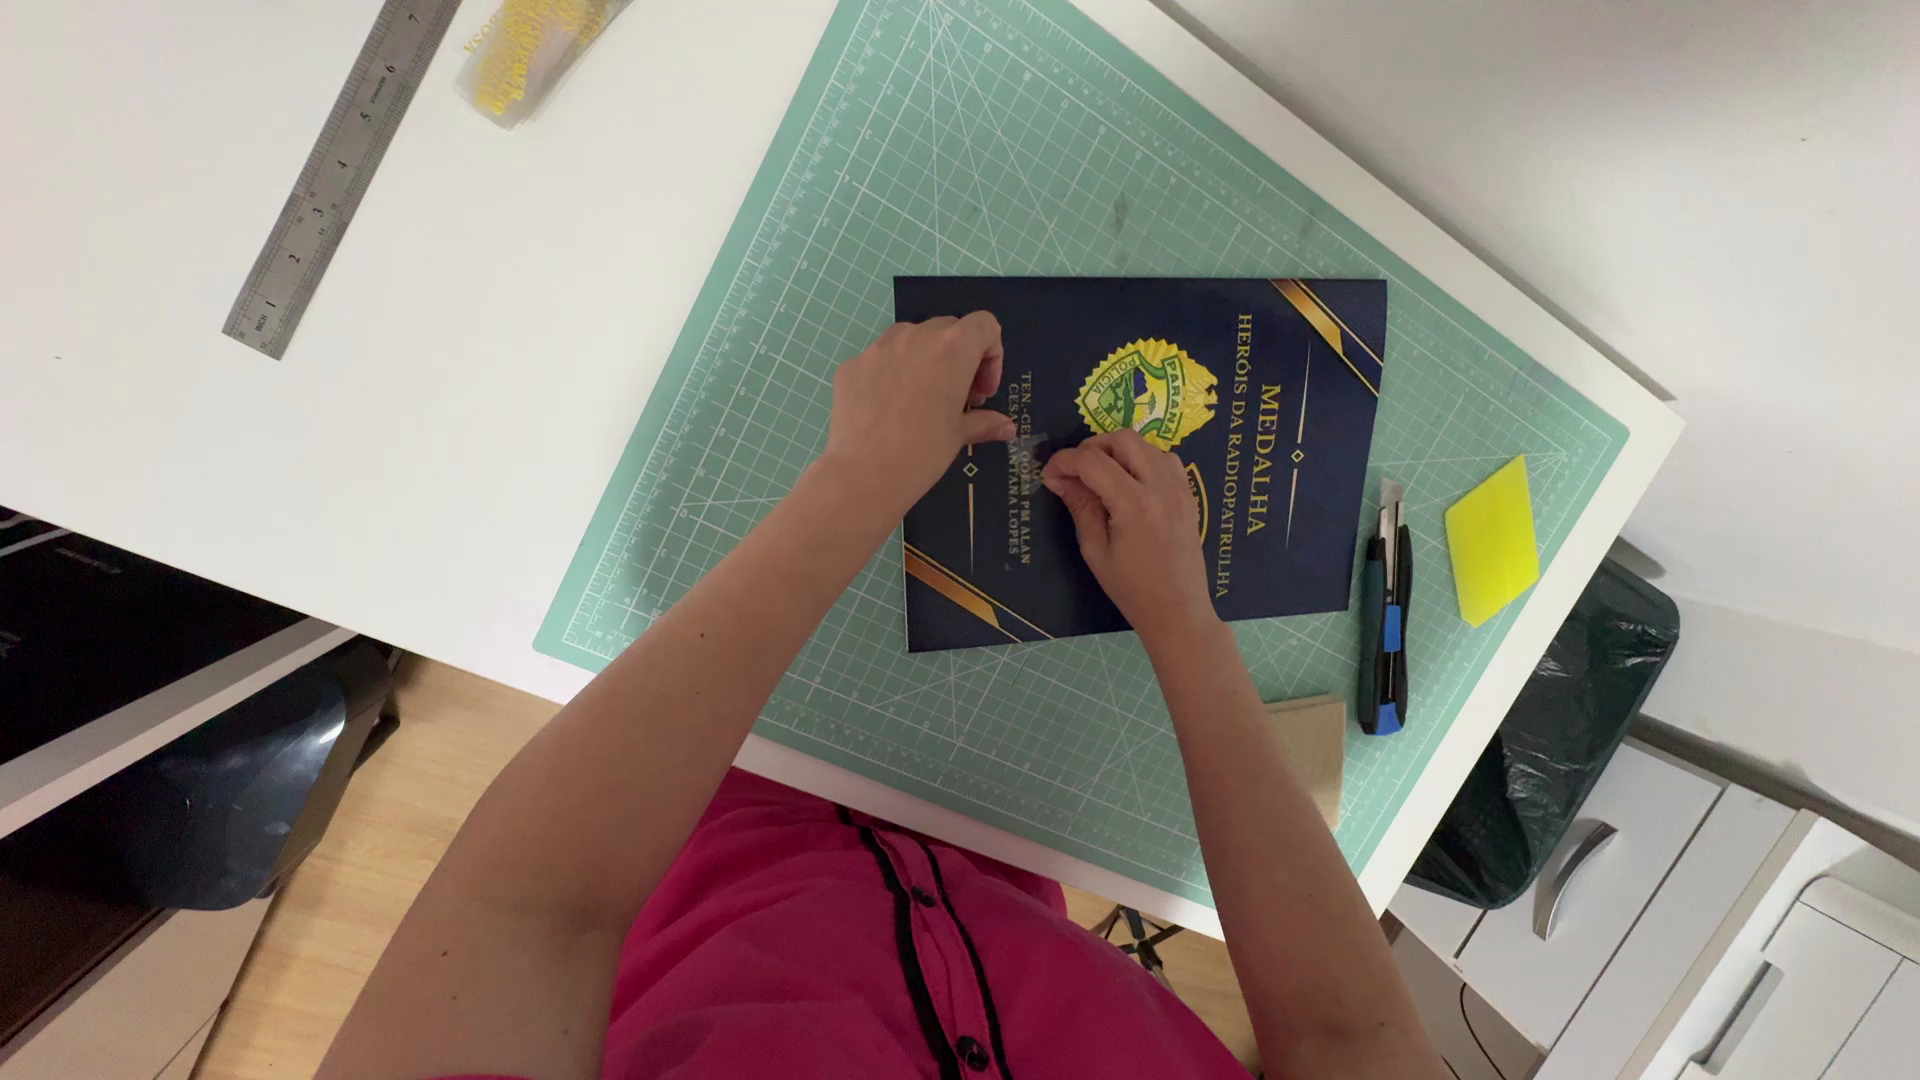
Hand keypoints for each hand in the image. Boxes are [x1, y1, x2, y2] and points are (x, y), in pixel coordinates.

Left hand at [819, 313, 1015, 513]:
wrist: (864, 475)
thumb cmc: (923, 453)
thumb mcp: (958, 436)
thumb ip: (984, 422)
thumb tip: (1006, 427)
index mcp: (952, 348)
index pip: (984, 325)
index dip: (992, 354)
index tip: (983, 391)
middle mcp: (916, 336)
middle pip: (948, 329)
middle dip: (960, 358)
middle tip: (957, 398)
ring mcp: (878, 348)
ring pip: (910, 338)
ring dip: (924, 360)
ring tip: (920, 399)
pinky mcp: (851, 365)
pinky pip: (879, 360)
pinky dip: (891, 375)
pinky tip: (887, 411)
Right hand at [1042, 430, 1218, 646]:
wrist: (1178, 610)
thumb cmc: (1132, 589)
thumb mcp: (1095, 551)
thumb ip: (1080, 507)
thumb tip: (1058, 478)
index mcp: (1134, 504)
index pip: (1093, 461)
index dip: (1065, 461)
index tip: (1049, 475)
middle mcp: (1161, 487)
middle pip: (1122, 439)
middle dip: (1091, 448)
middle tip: (1075, 472)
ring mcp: (1180, 488)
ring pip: (1145, 444)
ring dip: (1118, 452)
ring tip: (1101, 477)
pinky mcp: (1188, 494)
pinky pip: (1164, 459)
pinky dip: (1142, 459)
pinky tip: (1130, 482)